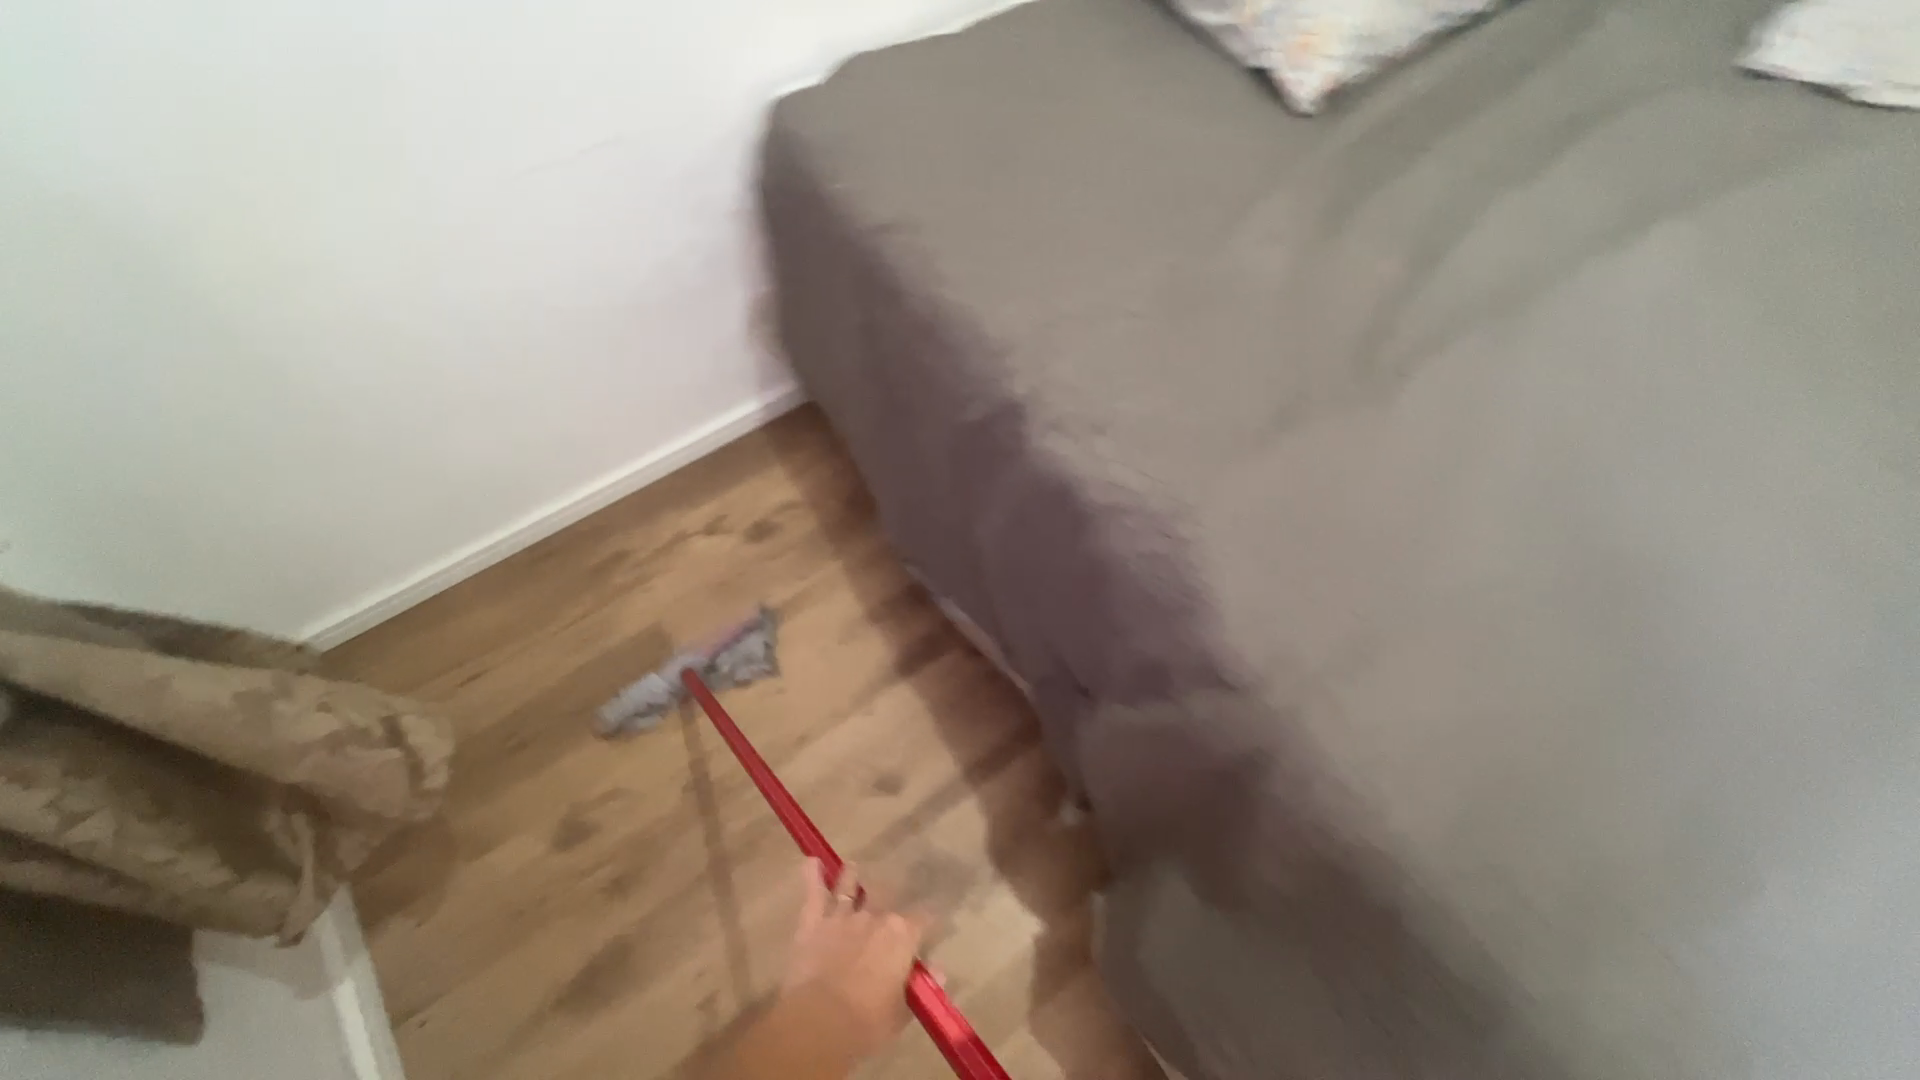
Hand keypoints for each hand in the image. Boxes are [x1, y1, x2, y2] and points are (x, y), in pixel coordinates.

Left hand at [782, 859, 928, 1055]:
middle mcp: (875, 916)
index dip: (929, 919)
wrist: (819, 1021)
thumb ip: (918, 985)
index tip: (932, 919)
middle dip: (890, 892)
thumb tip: (938, 972)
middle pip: (887, 894)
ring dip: (852, 877)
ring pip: (849, 887)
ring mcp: (842, 916)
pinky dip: (812, 876)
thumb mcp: (901, 1011)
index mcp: (901, 936)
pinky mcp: (813, 922)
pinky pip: (813, 893)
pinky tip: (811, 861)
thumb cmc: (867, 1022)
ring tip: (853, 867)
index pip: (924, 918)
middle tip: (891, 891)